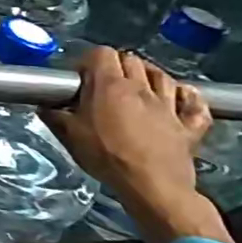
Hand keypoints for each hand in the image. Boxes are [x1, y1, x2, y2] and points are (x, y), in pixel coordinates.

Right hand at [41, 47, 232, 242]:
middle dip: (119, 64)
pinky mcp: (190, 128)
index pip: (102, 53)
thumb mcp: (71, 136)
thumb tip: (45, 106)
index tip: (82, 76)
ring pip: (163, 77)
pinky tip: (183, 96)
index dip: (90, 60)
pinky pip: (196, 106)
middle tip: (107, 81)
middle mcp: (141, 89)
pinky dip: (190, 98)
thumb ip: (56, 116)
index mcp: (110, 86)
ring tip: (141, 83)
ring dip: (151, 76)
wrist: (152, 188)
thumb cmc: (108, 158)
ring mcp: (169, 107)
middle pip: (132, 60)